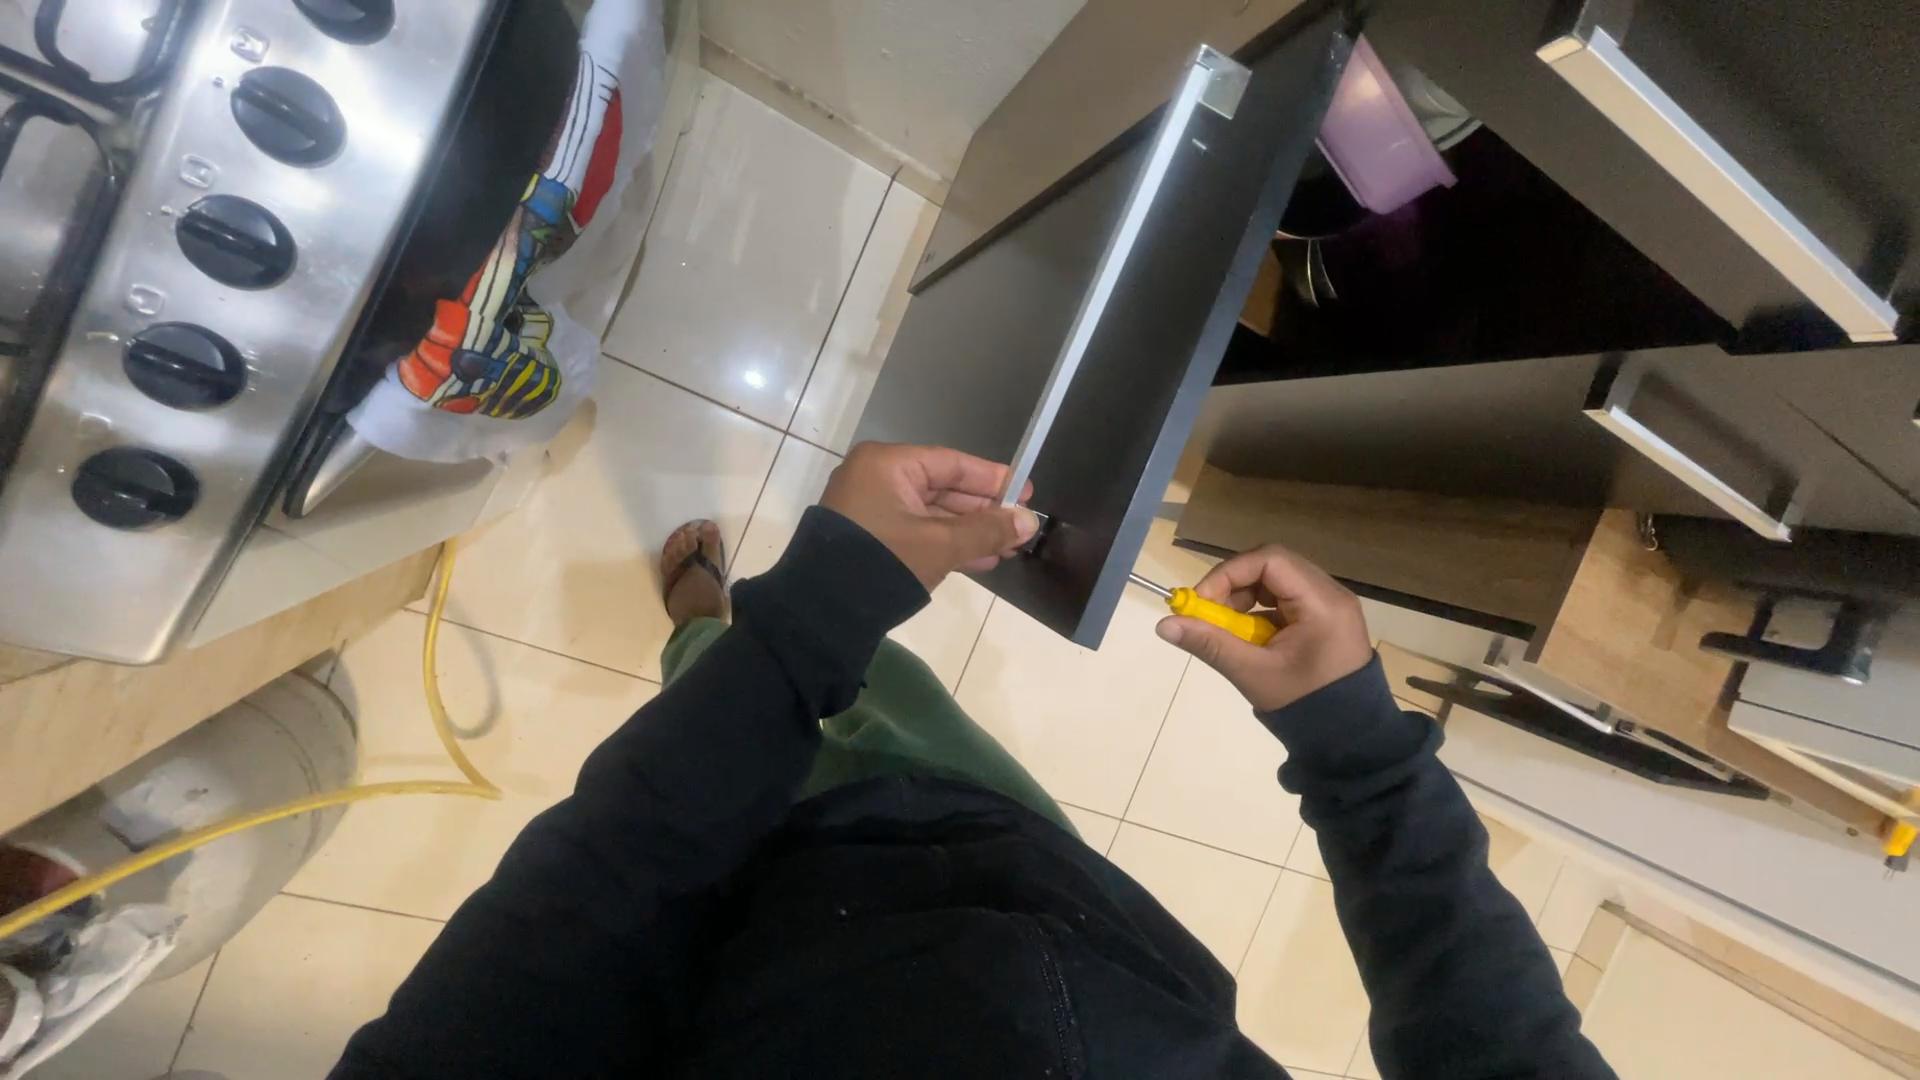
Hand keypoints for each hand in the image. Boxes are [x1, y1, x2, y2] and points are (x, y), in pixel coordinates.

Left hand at [821, 442, 1039, 589]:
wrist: (822, 612)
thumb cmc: (883, 562)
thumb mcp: (940, 545)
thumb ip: (986, 531)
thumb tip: (1028, 522)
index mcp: (887, 465)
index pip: (952, 464)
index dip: (992, 479)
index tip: (1025, 493)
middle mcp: (876, 479)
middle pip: (942, 488)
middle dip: (983, 512)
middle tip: (1019, 527)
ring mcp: (871, 510)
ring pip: (931, 514)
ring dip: (969, 532)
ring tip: (1006, 549)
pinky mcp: (870, 538)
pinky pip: (917, 532)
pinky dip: (946, 544)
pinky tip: (979, 560)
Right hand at [1154, 544, 1372, 712]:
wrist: (1349, 740)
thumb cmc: (1303, 705)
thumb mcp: (1252, 673)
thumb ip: (1209, 644)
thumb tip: (1163, 625)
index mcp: (1322, 603)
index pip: (1269, 560)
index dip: (1228, 573)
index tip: (1202, 601)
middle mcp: (1331, 594)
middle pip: (1271, 565)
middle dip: (1233, 584)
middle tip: (1210, 612)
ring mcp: (1330, 605)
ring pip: (1276, 579)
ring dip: (1244, 596)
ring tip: (1229, 629)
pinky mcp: (1324, 618)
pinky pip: (1285, 597)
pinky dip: (1258, 609)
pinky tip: (1250, 637)